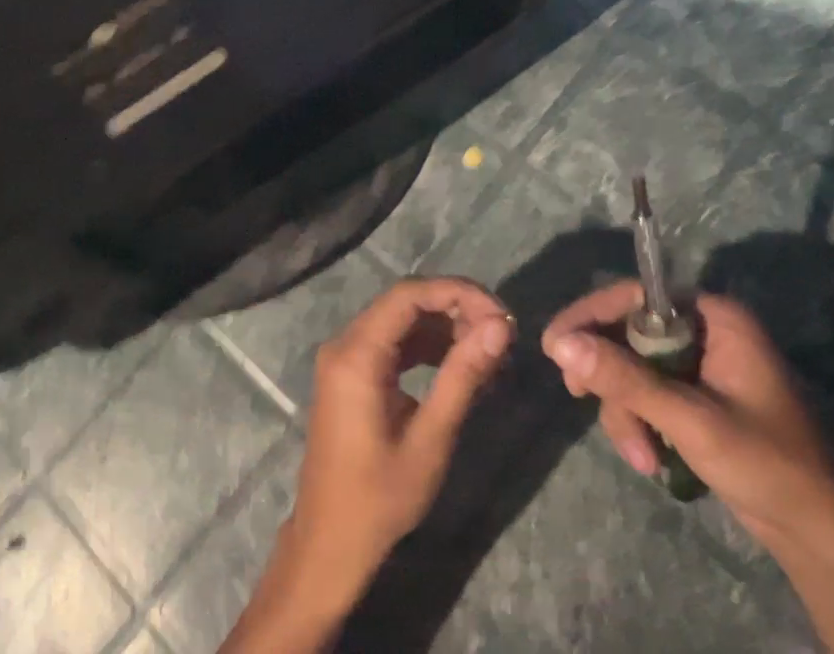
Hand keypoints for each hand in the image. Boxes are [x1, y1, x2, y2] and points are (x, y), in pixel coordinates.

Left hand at [289, 276, 513, 600]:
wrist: (332, 539)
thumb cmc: (380, 495)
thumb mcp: (431, 437)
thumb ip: (463, 375)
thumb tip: (500, 325)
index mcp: (356, 355)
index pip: (409, 295)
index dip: (458, 293)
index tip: (501, 315)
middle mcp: (344, 346)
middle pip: (405, 303)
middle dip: (456, 310)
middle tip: (501, 335)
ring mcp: (344, 360)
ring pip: (401, 322)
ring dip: (445, 329)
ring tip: (490, 353)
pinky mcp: (351, 376)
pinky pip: (392, 345)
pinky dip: (427, 349)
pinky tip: (462, 367)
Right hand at [542, 282, 833, 548]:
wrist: (818, 531)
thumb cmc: (766, 464)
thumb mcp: (689, 420)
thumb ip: (625, 380)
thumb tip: (560, 344)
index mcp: (716, 319)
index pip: (636, 297)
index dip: (591, 317)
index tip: (554, 347)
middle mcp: (706, 333)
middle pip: (628, 336)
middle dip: (613, 383)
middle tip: (584, 403)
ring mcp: (700, 368)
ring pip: (632, 372)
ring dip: (627, 414)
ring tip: (643, 458)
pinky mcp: (696, 400)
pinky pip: (647, 396)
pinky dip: (640, 425)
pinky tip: (651, 459)